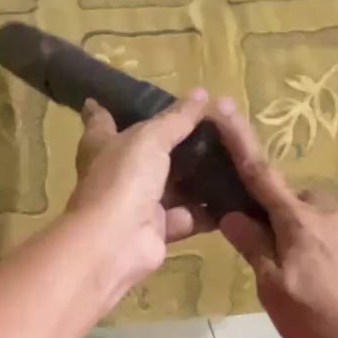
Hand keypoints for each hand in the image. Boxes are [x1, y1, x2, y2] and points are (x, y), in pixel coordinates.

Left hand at [68, 90, 213, 298]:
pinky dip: (208, 210)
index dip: (114, 106)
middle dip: (176, 141)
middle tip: (212, 126)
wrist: (116, 243)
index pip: (102, 118)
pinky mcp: (158, 230)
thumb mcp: (150, 137)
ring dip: (199, 176)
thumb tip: (201, 94)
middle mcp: (119, 173)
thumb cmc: (123, 179)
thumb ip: (176, 119)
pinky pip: (188, 216)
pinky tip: (234, 195)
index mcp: (103, 144)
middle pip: (148, 152)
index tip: (128, 94)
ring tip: (232, 157)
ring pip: (173, 186)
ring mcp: (139, 204)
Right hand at [208, 98, 337, 337]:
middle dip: (280, 217)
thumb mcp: (272, 289)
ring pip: (319, 219)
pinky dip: (328, 250)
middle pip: (294, 201)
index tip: (223, 108)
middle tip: (273, 258)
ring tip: (305, 280)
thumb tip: (233, 215)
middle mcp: (331, 213)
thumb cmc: (314, 321)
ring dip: (306, 236)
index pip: (261, 174)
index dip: (239, 142)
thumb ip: (253, 248)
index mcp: (299, 221)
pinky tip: (330, 283)